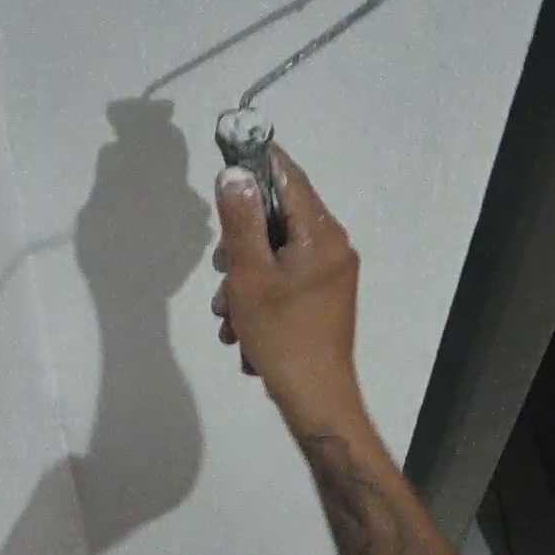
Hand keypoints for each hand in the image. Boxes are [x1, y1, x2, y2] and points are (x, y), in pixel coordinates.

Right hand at [211, 147, 366, 435]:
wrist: (316, 399)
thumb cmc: (282, 335)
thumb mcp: (249, 275)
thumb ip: (239, 221)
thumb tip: (234, 174)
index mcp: (322, 235)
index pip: (289, 178)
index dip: (258, 161)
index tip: (229, 154)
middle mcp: (334, 247)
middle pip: (278, 220)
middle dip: (240, 245)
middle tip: (221, 272)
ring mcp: (331, 276)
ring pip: (276, 255)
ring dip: (243, 280)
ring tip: (227, 316)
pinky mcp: (324, 299)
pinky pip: (286, 280)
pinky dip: (260, 297)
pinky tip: (242, 331)